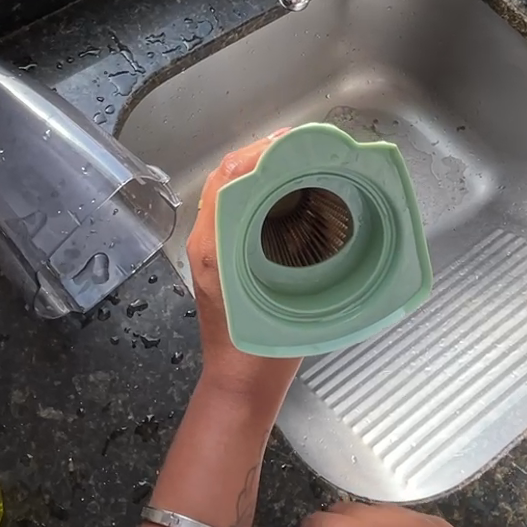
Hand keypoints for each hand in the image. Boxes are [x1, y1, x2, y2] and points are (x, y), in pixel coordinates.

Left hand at [186, 130, 300, 405]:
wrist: (238, 383)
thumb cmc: (262, 352)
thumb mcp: (289, 303)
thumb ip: (301, 263)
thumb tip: (321, 218)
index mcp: (215, 248)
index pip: (227, 181)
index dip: (257, 155)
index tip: (288, 143)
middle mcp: (205, 241)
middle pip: (223, 178)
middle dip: (257, 154)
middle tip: (294, 144)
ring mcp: (208, 247)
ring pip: (225, 190)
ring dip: (253, 168)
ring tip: (289, 158)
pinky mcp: (216, 255)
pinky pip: (229, 207)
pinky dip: (251, 188)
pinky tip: (279, 189)